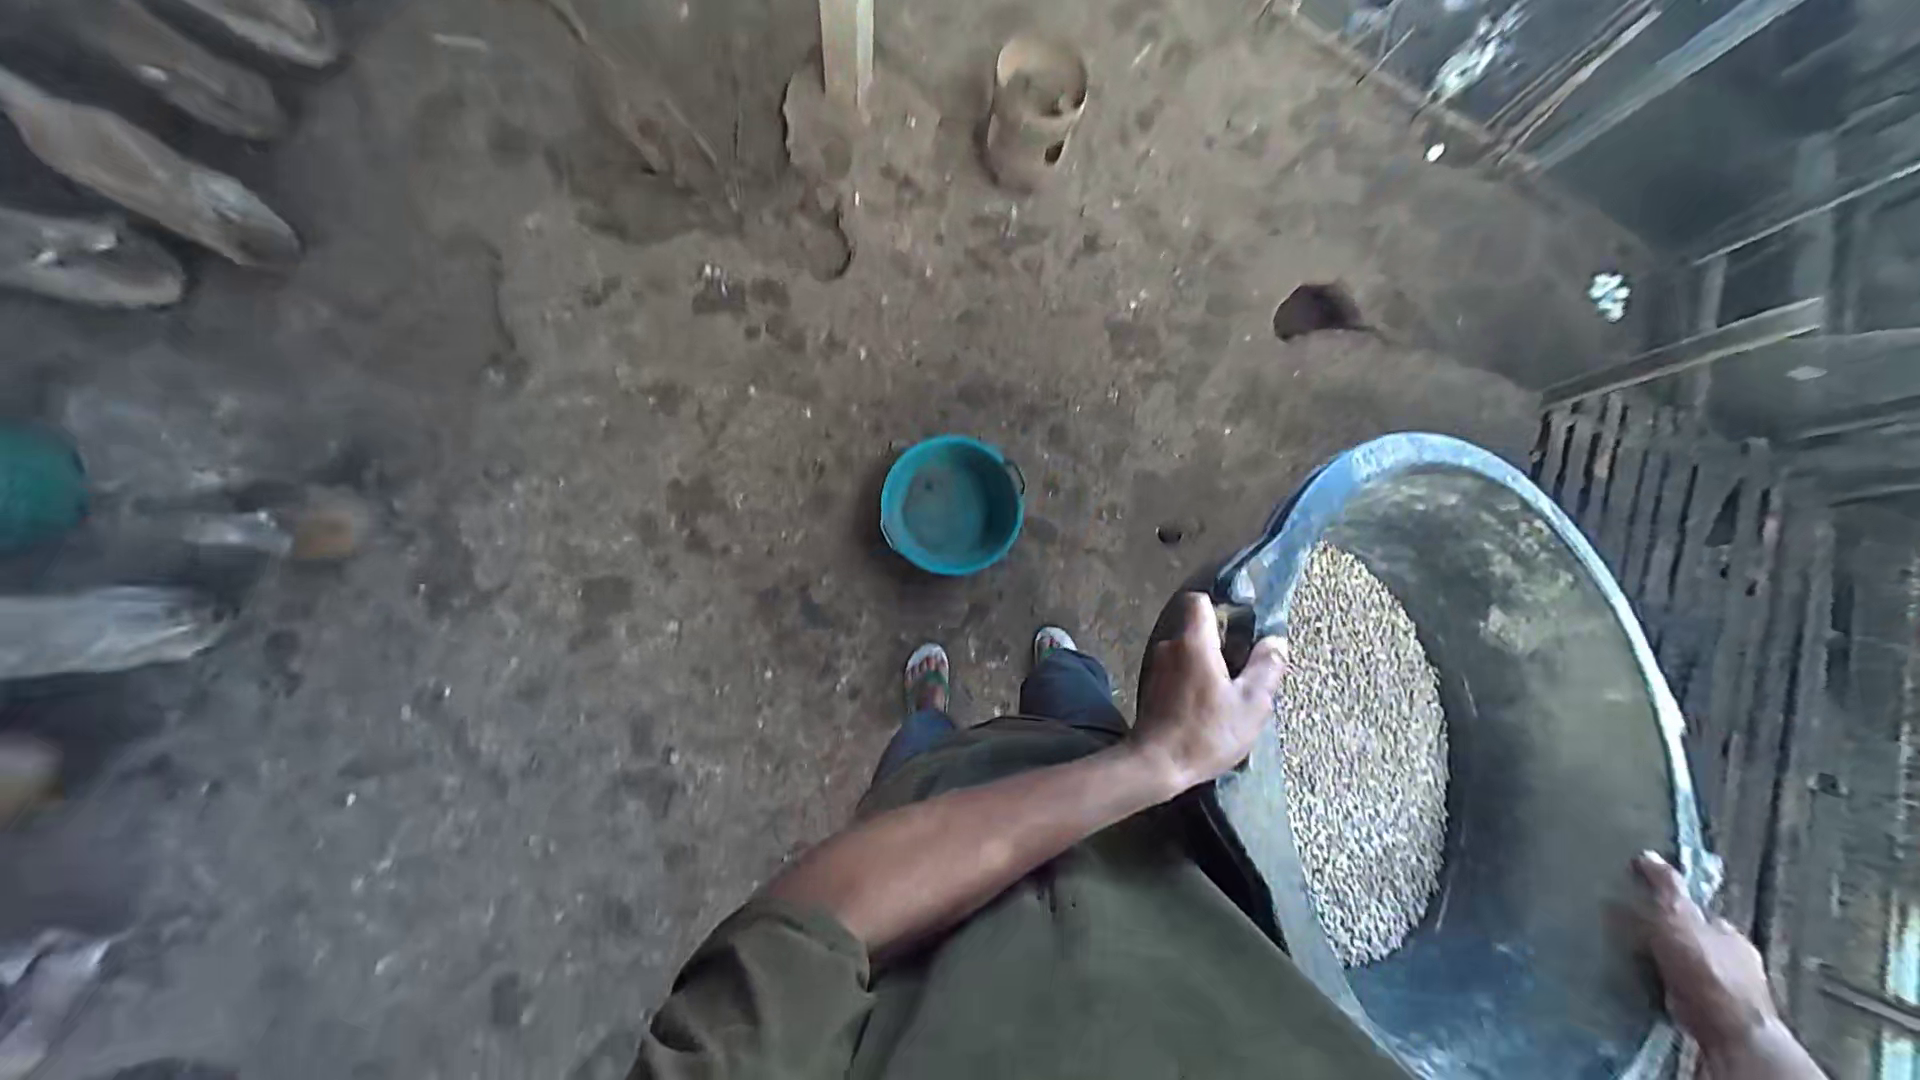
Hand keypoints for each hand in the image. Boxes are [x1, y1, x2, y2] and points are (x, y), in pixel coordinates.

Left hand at [1130, 593, 1287, 796]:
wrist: (1157, 763)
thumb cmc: (1207, 732)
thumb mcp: (1251, 703)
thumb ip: (1266, 668)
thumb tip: (1275, 641)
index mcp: (1193, 643)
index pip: (1199, 601)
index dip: (1221, 607)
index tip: (1241, 627)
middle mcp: (1169, 647)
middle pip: (1197, 630)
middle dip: (1222, 645)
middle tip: (1244, 672)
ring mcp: (1156, 667)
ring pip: (1188, 653)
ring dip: (1208, 666)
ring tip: (1228, 695)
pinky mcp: (1151, 687)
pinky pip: (1178, 671)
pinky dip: (1194, 680)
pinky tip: (1207, 707)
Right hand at [1633, 852, 1780, 1053]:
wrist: (1725, 1024)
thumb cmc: (1702, 964)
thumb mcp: (1677, 913)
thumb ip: (1665, 886)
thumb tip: (1648, 853)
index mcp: (1729, 932)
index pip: (1697, 910)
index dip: (1670, 904)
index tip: (1640, 898)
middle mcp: (1735, 957)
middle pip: (1695, 935)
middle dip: (1668, 931)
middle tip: (1631, 924)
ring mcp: (1729, 985)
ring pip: (1690, 961)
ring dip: (1667, 955)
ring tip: (1632, 950)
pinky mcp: (1713, 1007)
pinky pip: (1683, 983)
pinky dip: (1667, 977)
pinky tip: (1647, 975)